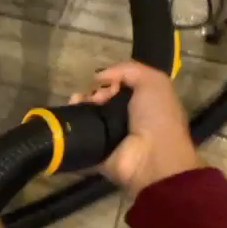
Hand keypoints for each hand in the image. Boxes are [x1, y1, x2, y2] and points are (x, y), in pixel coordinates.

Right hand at [72, 61, 201, 195]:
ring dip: (79, 104)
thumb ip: (128, 70)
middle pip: (101, 99)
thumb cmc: (156, 116)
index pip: (119, 86)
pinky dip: (70, 123)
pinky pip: (78, 134)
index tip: (106, 84)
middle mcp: (125, 118)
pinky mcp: (95, 150)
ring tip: (76, 102)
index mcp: (143, 103)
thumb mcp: (154, 82)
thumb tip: (98, 76)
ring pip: (87, 114)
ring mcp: (109, 135)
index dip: (110, 81)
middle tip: (95, 98)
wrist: (152, 157)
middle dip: (93, 93)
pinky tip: (69, 114)